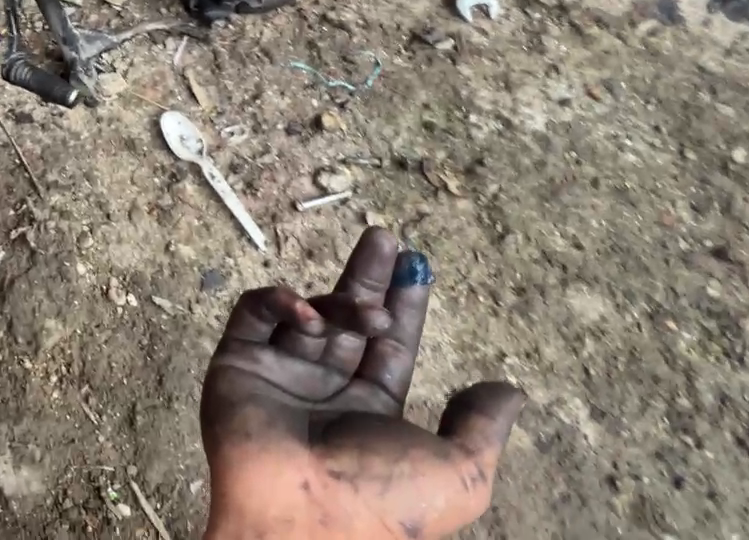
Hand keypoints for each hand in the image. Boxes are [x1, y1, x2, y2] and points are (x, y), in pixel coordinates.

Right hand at [200, 228, 525, 539]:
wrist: (302, 514)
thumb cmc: (384, 498)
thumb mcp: (458, 471)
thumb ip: (481, 426)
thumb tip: (511, 389)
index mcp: (371, 411)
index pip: (391, 346)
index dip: (405, 305)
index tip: (417, 264)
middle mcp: (325, 386)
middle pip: (349, 318)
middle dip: (368, 278)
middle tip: (386, 236)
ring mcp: (279, 370)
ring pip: (309, 314)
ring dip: (339, 301)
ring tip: (368, 308)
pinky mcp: (238, 358)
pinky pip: (255, 313)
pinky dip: (280, 301)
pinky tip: (309, 314)